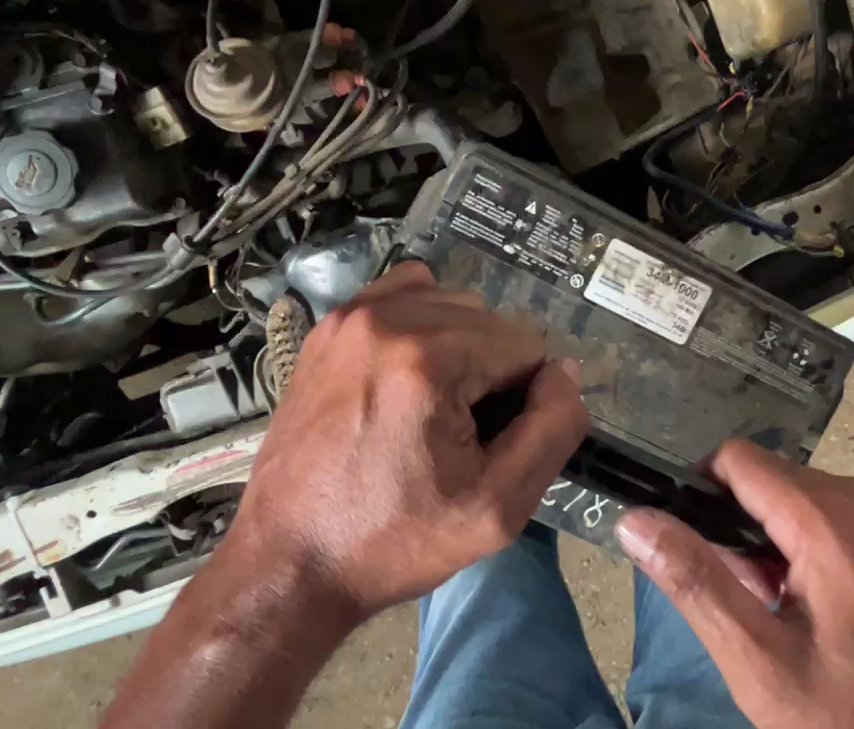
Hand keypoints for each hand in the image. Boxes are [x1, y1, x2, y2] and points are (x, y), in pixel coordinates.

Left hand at [233, 261, 588, 620]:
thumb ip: (552, 429)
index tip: (490, 446)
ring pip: (453, 304)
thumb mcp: (498, 508)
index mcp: (429, 359)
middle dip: (494, 372)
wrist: (287, 562)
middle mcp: (388, 318)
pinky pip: (407, 292)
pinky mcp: (332, 325)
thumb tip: (566, 372)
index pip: (527, 347)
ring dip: (463, 347)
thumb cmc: (394, 542)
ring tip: (435, 406)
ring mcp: (353, 315)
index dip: (525, 399)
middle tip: (464, 434)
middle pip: (491, 322)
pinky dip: (425, 321)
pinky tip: (414, 368)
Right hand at [615, 441, 853, 728]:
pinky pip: (822, 521)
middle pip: (763, 480)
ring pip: (789, 501)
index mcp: (829, 518)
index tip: (681, 543)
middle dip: (734, 528)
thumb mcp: (762, 663)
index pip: (736, 459)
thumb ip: (696, 582)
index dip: (696, 490)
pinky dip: (796, 552)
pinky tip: (803, 615)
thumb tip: (634, 519)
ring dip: (764, 545)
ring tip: (772, 617)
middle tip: (739, 602)